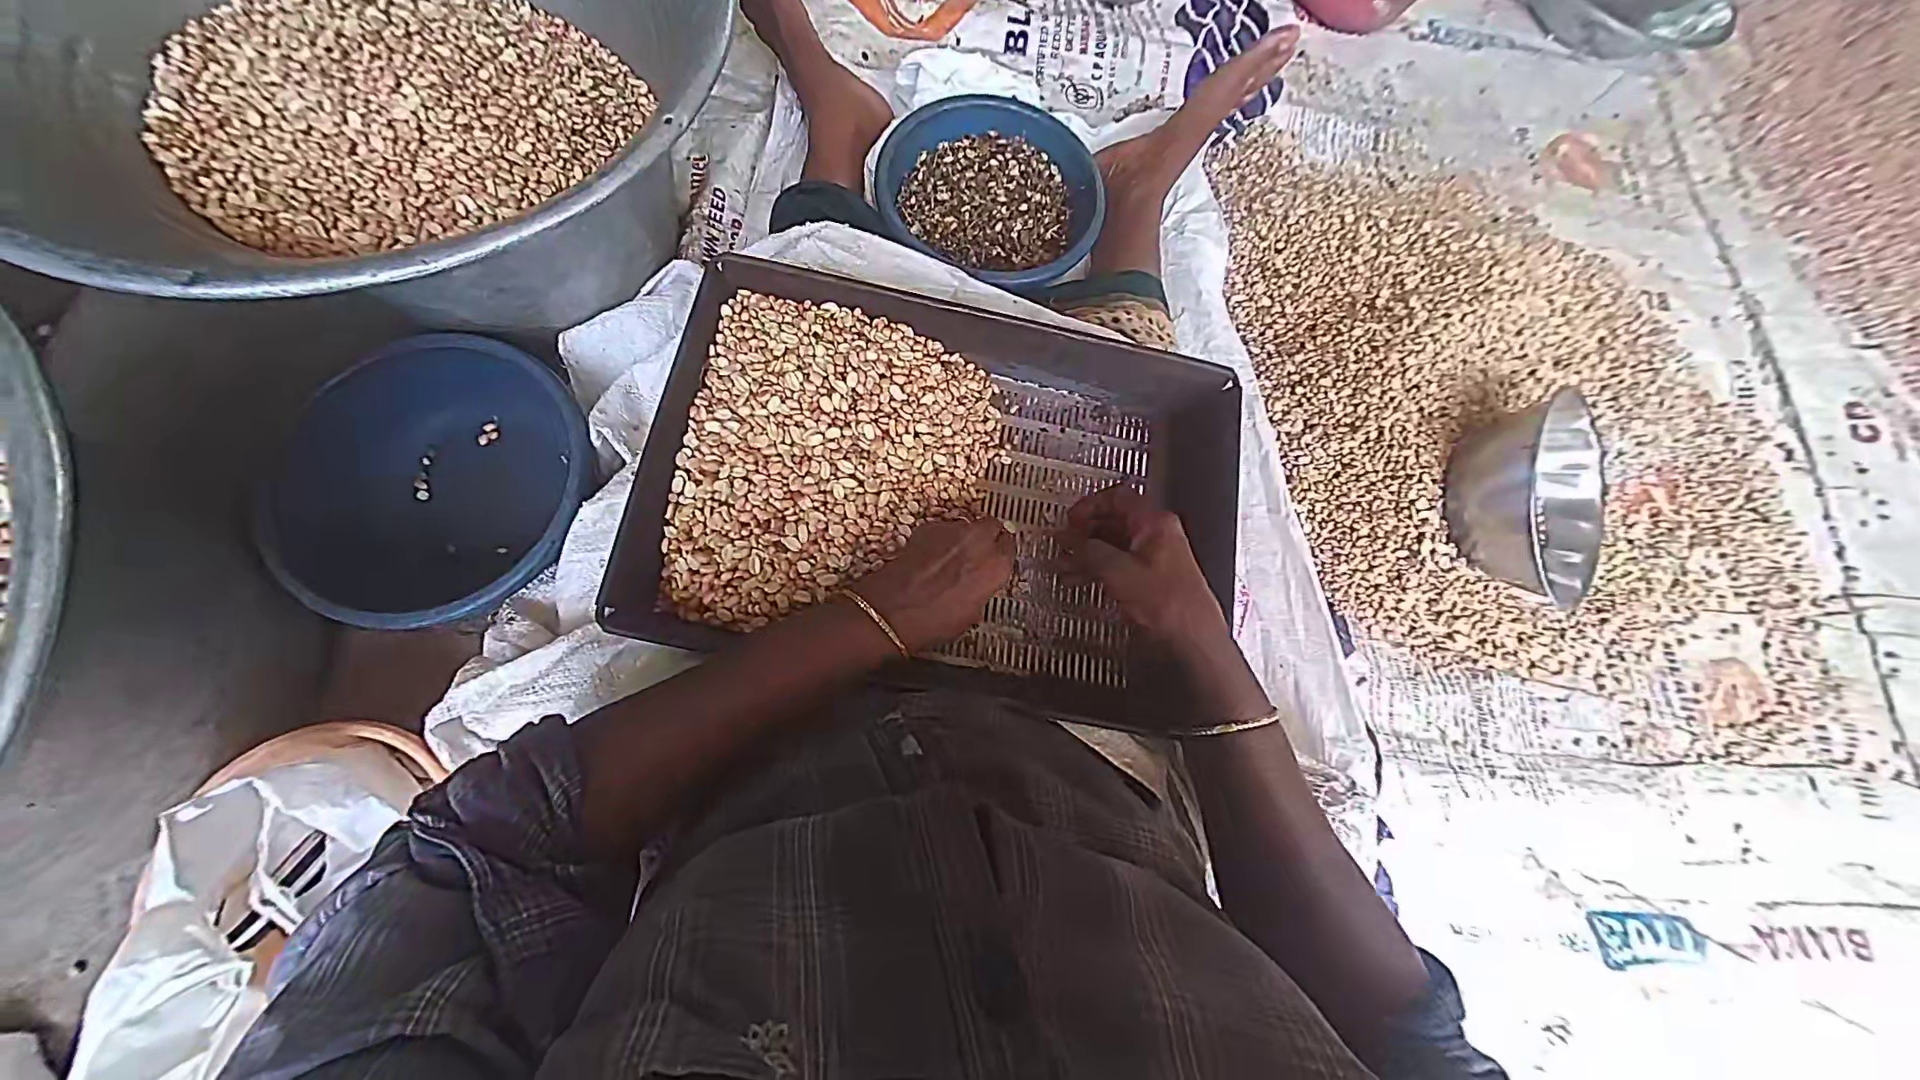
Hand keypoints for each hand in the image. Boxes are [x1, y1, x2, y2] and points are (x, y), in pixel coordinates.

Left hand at [851, 517, 1014, 652]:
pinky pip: (942, 529)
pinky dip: (940, 539)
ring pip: (966, 525)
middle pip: (992, 525)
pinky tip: (931, 557)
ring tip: (951, 558)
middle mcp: (979, 542)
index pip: (1010, 545)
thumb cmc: (932, 621)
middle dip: (987, 535)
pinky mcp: (928, 527)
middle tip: (978, 551)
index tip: (998, 556)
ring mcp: (952, 531)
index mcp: (996, 566)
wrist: (893, 611)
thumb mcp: (972, 614)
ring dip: (963, 537)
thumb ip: (983, 590)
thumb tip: (980, 586)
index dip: (1002, 551)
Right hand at [1062, 485, 1229, 653]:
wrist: (1192, 639)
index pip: (1118, 498)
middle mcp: (1158, 536)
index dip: (1090, 505)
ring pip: (1114, 545)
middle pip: (1114, 522)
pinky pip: (1119, 565)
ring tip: (1066, 563)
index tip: (1071, 518)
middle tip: (1065, 541)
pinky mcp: (1152, 580)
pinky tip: (1081, 578)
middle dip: (1085, 532)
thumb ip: (1089, 550)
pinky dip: (1098, 569)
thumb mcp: (1117, 571)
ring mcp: (1156, 558)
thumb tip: (1070, 540)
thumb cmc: (1170, 604)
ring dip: (1088, 553)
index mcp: (1155, 523)